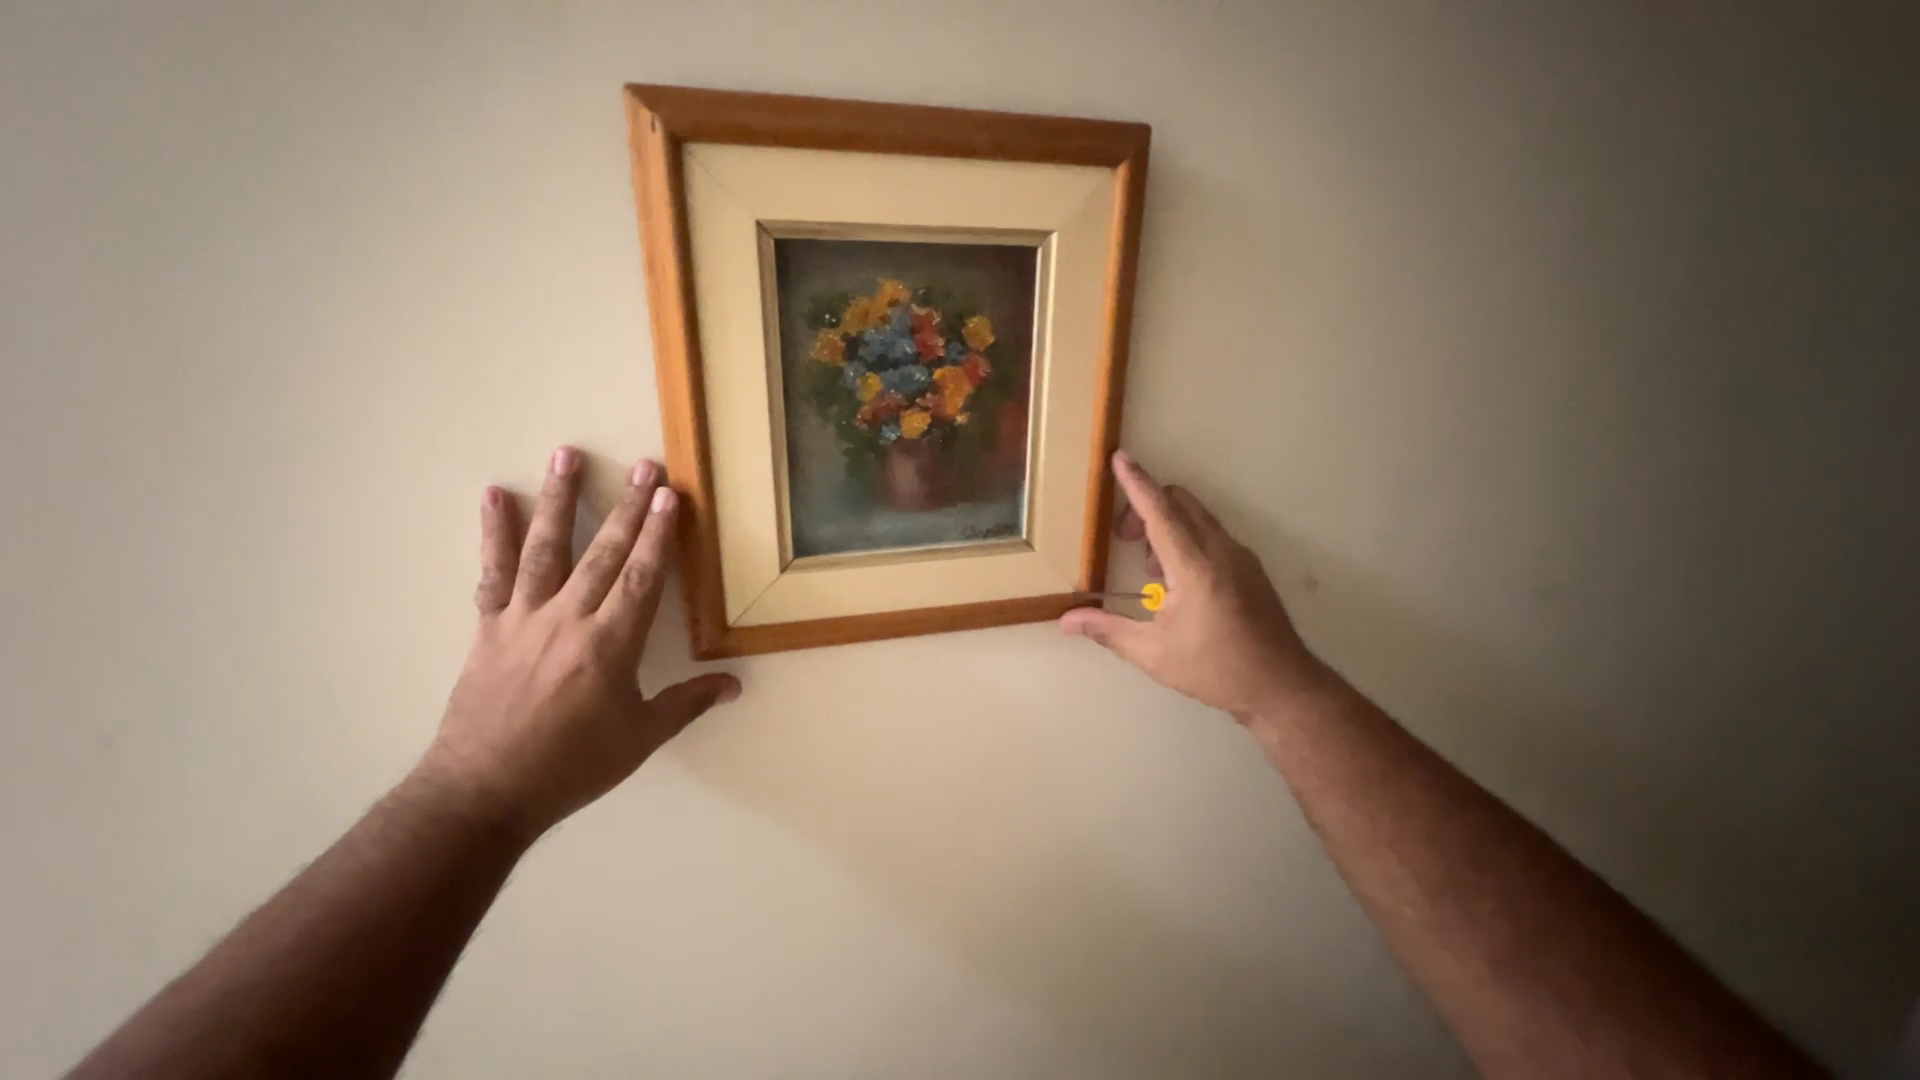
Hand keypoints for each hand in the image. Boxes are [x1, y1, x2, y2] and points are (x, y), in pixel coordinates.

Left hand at [413, 447, 738, 837]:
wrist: (484, 791)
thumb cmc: (571, 765)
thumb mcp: (640, 738)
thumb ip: (687, 704)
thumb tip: (735, 685)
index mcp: (611, 645)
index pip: (643, 577)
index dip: (659, 535)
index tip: (670, 496)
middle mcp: (569, 620)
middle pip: (604, 552)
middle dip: (627, 507)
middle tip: (643, 465)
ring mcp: (524, 619)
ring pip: (546, 548)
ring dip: (560, 499)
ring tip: (567, 454)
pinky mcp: (490, 627)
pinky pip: (493, 573)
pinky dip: (494, 533)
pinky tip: (494, 496)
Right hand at [1061, 451, 1324, 722]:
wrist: (1281, 686)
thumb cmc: (1215, 669)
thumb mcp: (1154, 654)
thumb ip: (1108, 630)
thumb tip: (1066, 620)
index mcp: (1195, 567)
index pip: (1160, 512)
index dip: (1136, 483)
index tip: (1119, 458)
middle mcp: (1221, 551)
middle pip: (1180, 502)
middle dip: (1146, 505)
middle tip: (1123, 538)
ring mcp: (1240, 556)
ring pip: (1198, 517)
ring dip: (1168, 525)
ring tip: (1150, 570)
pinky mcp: (1251, 567)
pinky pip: (1213, 534)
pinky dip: (1188, 539)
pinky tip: (1178, 583)